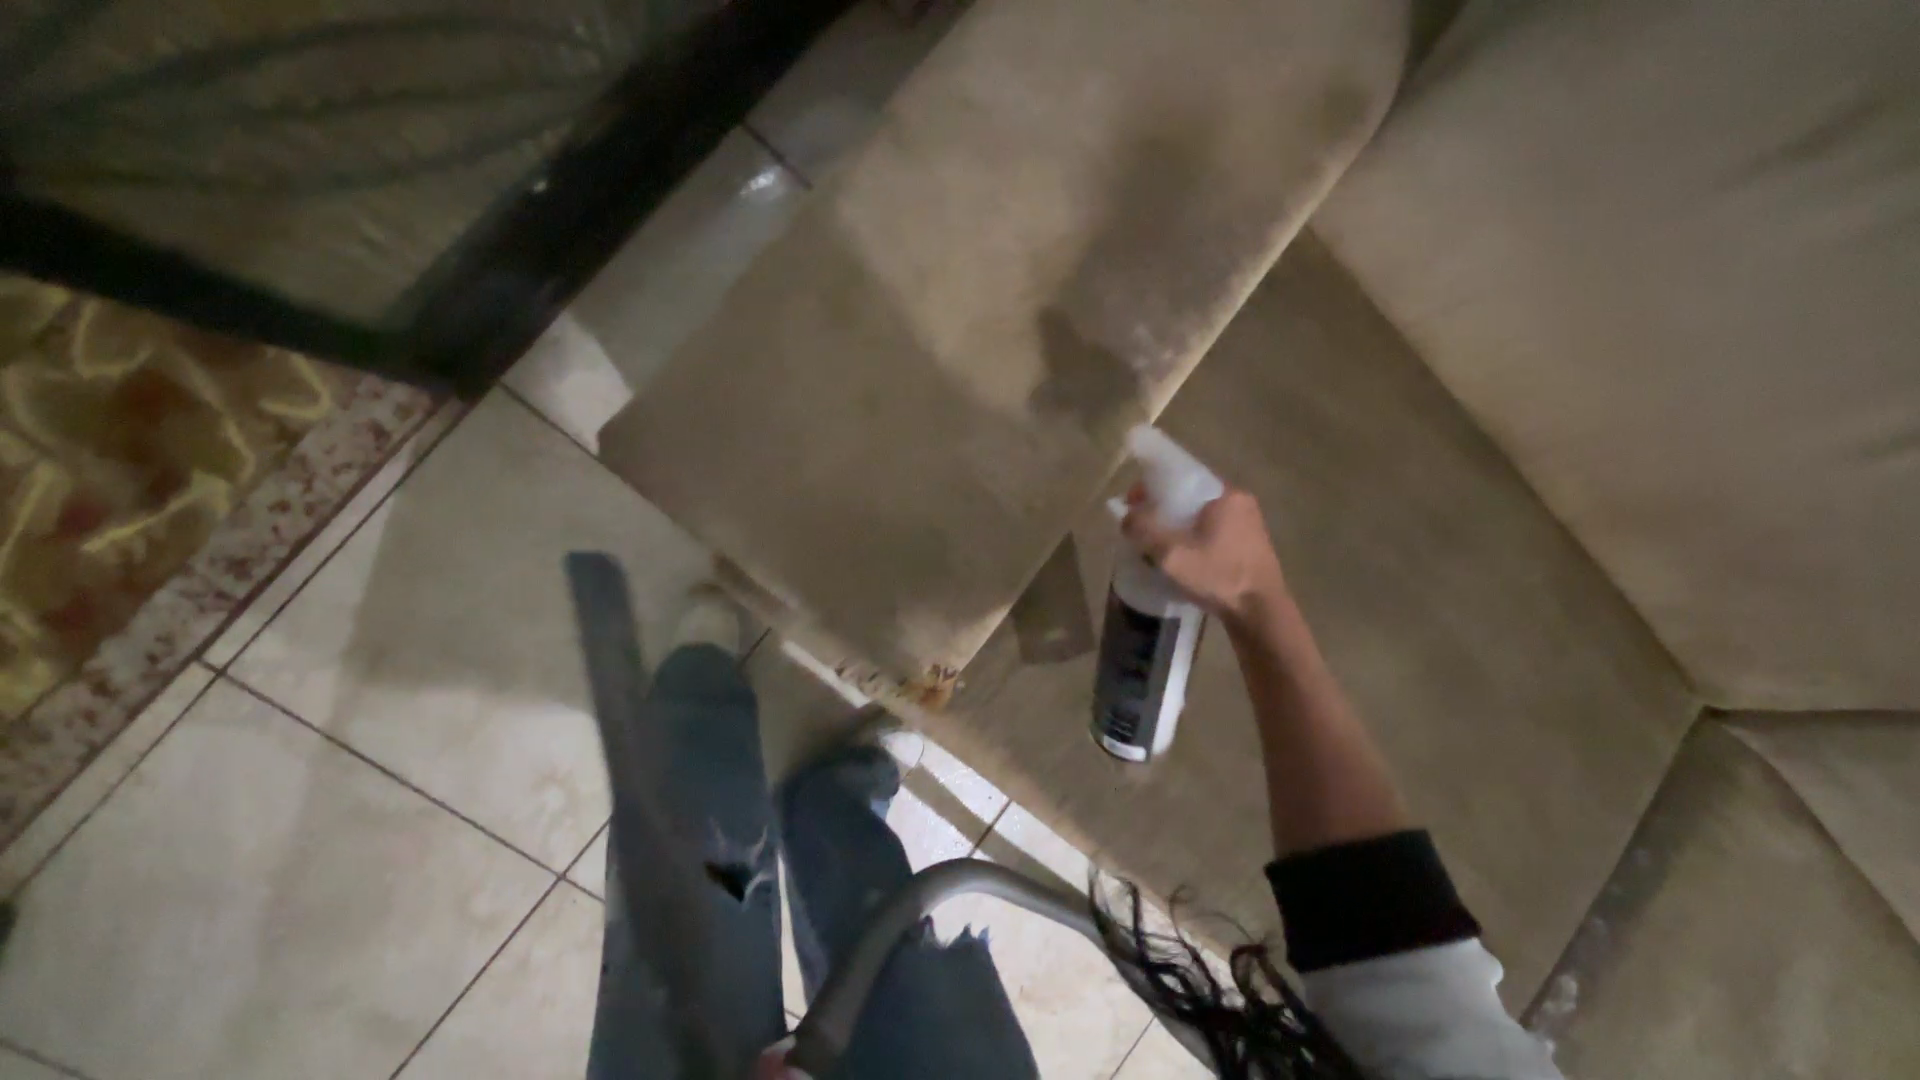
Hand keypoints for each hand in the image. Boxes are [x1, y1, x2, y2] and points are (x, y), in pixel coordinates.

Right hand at [1121, 484, 1288, 625]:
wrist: (1261, 614)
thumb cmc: (1218, 577)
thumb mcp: (1171, 554)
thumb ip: (1144, 530)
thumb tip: (1126, 516)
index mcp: (1225, 494)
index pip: (1180, 476)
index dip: (1151, 487)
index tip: (1133, 504)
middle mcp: (1240, 501)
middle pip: (1190, 496)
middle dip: (1163, 509)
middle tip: (1141, 527)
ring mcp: (1249, 524)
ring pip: (1201, 516)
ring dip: (1178, 526)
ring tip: (1157, 545)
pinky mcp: (1250, 545)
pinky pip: (1214, 531)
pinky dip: (1194, 538)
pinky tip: (1182, 557)